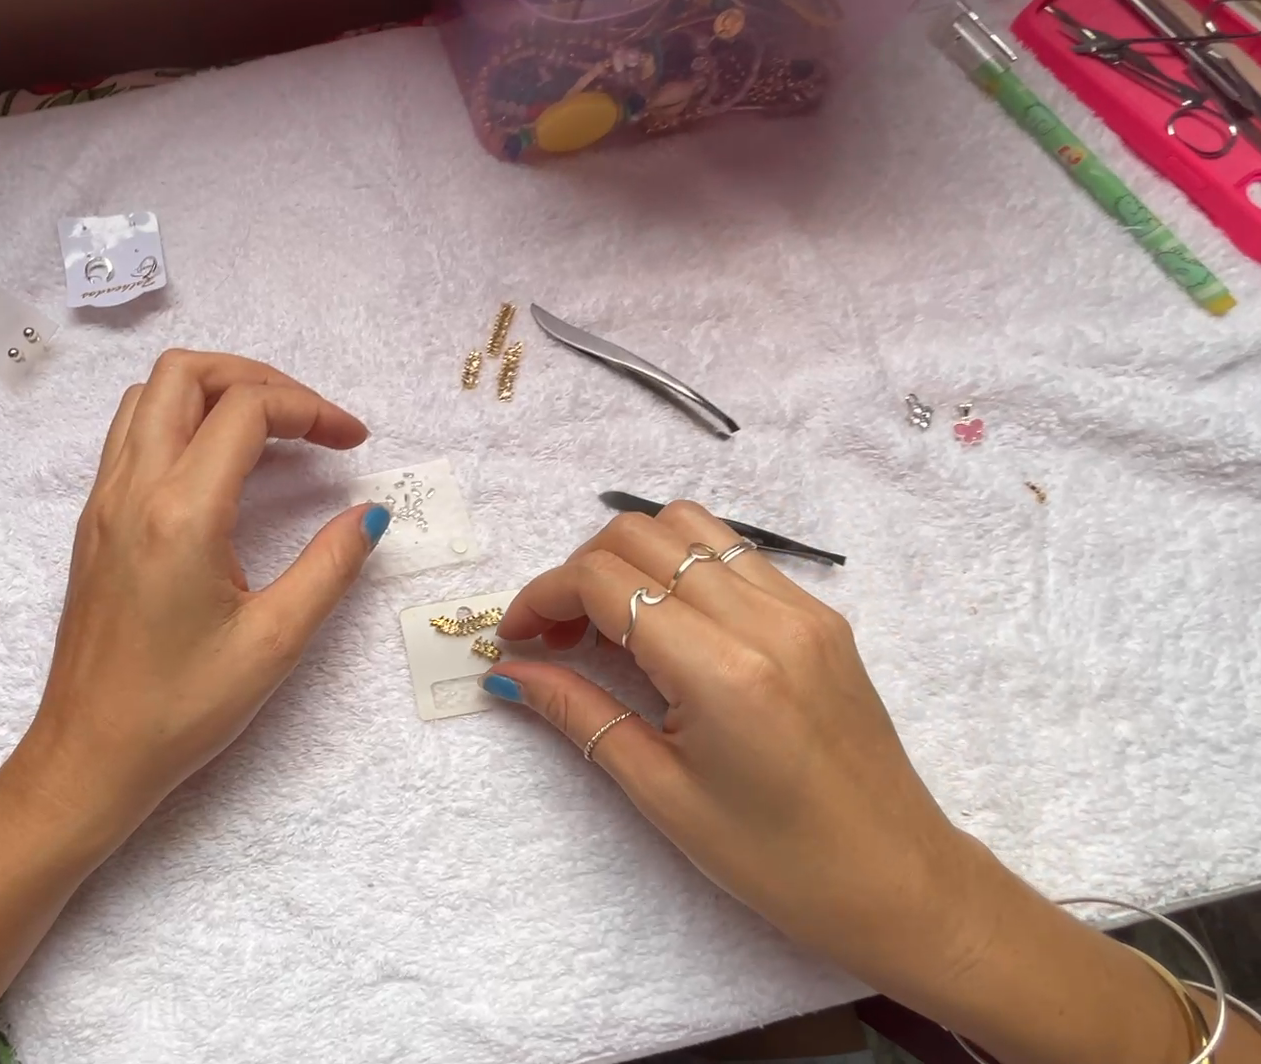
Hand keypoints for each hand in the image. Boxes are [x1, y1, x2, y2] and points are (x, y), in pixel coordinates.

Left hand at [17, 350, 390, 820]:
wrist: (89, 754)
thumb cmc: (181, 709)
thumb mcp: (274, 642)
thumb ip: (330, 566)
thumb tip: (370, 513)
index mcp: (180, 512)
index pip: (247, 409)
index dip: (312, 409)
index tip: (353, 442)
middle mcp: (132, 487)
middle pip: (186, 372)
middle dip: (257, 377)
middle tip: (307, 420)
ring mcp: (103, 499)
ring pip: (150, 395)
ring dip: (213, 391)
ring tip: (268, 431)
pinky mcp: (93, 519)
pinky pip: (132, 433)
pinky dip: (181, 420)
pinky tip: (218, 466)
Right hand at [484, 501, 982, 989]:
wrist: (906, 887)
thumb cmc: (775, 860)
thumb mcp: (659, 792)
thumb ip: (577, 713)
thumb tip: (507, 673)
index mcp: (722, 669)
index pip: (604, 581)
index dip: (541, 596)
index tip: (515, 637)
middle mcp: (764, 618)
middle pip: (637, 535)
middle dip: (574, 573)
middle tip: (555, 635)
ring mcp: (801, 607)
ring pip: (685, 526)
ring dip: (625, 558)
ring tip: (606, 620)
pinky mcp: (818, 614)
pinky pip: (727, 553)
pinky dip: (673, 567)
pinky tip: (662, 622)